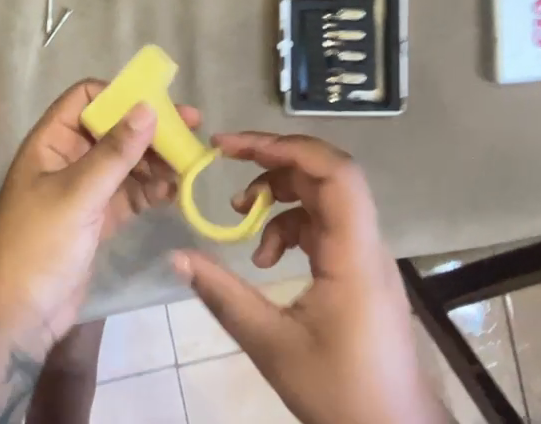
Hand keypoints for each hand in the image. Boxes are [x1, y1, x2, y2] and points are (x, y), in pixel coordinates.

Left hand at [0, 81, 201, 341]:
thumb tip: (148, 107)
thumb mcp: (78, 195)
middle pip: (112, 129)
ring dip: (155, 160)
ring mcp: (82, 190)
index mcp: (50, 141)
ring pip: (124, 162)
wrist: (17, 315)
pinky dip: (150, 189)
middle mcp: (66, 158)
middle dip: (149, 128)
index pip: (85, 98)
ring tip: (189, 163)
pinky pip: (128, 193)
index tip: (160, 101)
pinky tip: (175, 190)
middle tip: (192, 127)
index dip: (120, 94)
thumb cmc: (38, 245)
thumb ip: (115, 153)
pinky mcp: (96, 218)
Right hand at [171, 133, 439, 423]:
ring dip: (277, 195)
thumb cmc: (341, 393)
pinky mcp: (359, 271)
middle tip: (225, 160)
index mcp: (353, 255)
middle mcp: (365, 244)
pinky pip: (323, 225)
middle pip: (324, 174)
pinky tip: (264, 257)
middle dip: (271, 161)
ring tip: (239, 217)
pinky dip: (288, 225)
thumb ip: (223, 295)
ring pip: (322, 197)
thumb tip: (175, 256)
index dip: (284, 147)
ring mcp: (365, 256)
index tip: (232, 147)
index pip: (333, 172)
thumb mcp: (272, 346)